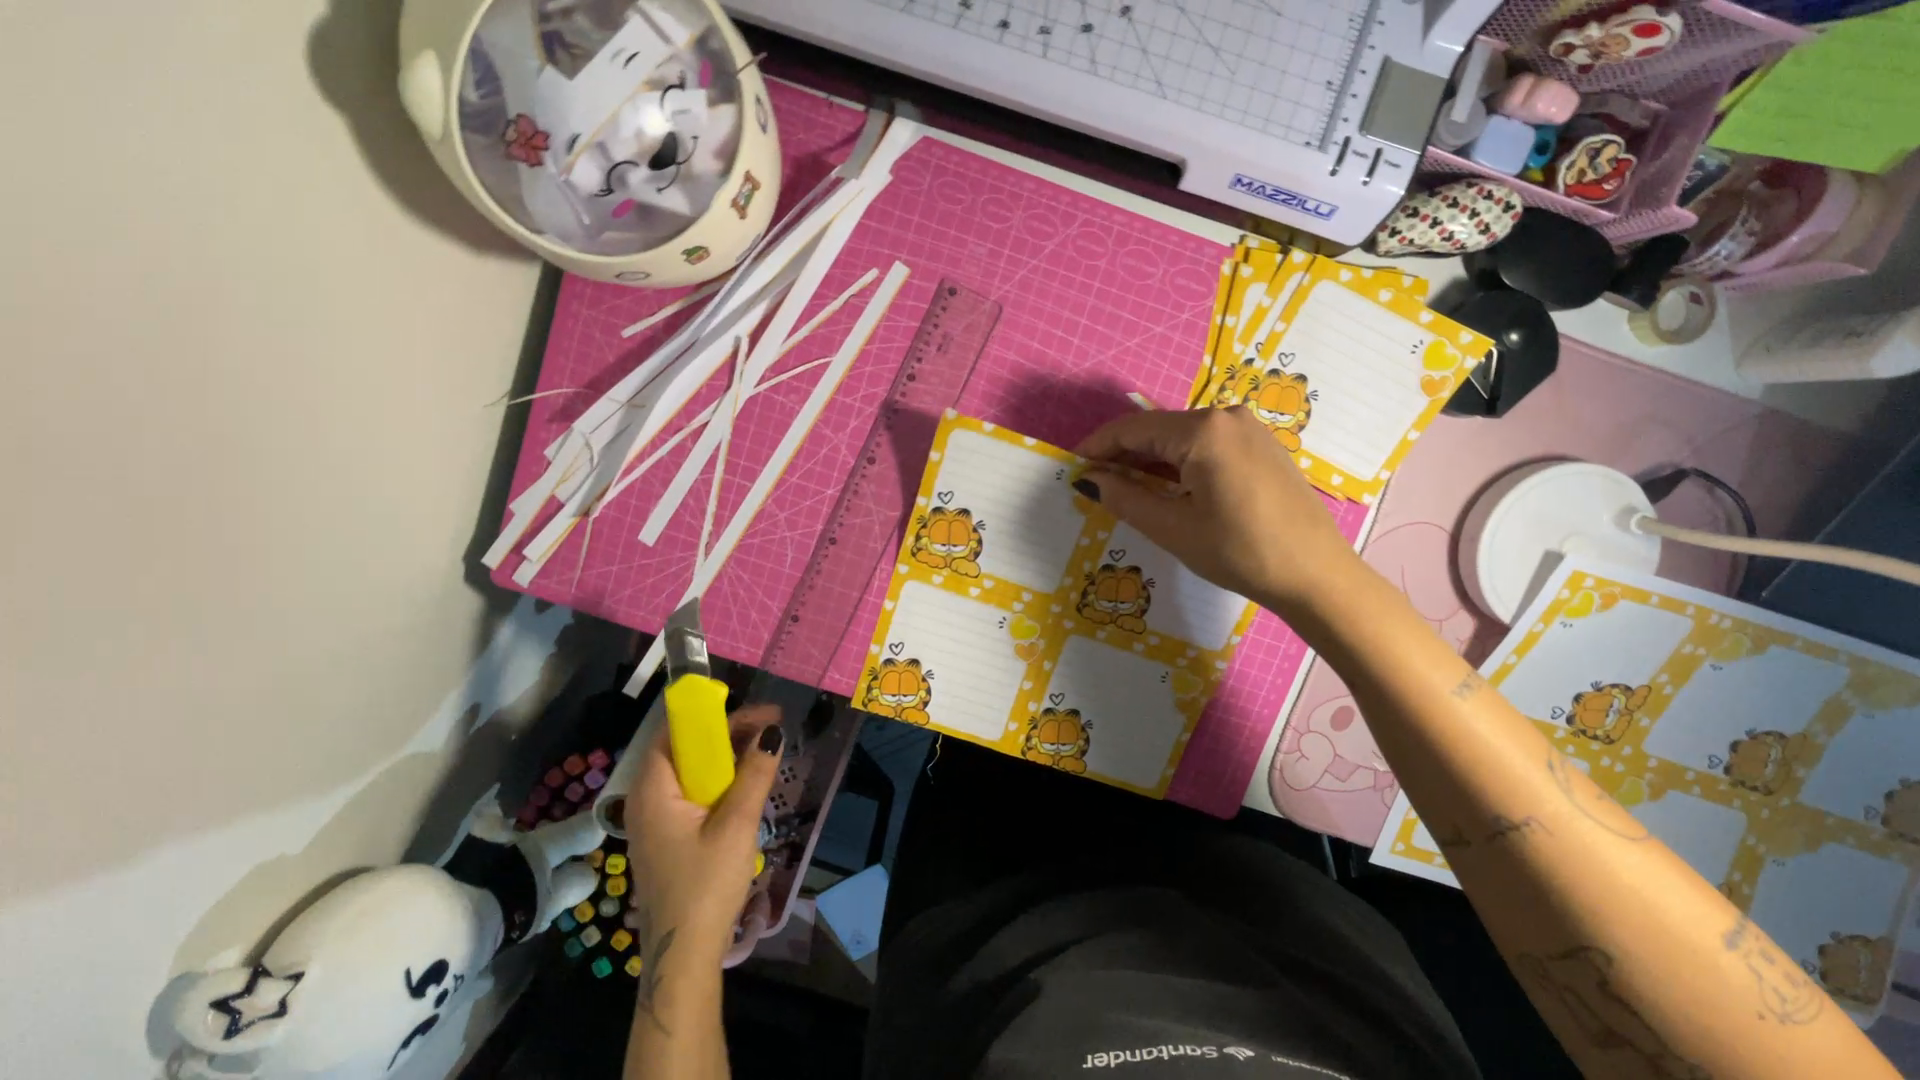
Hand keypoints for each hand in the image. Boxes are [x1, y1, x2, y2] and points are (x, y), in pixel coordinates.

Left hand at [624, 704, 782, 964]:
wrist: (683, 954)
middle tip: (768, 730)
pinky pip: (688, 797)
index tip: (757, 711)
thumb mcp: (737, 825)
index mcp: (652, 790)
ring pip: (687, 775)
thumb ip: (754, 774)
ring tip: (761, 754)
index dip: (714, 714)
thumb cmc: (706, 885)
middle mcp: (643, 801)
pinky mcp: (664, 841)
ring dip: (723, 760)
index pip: (674, 731)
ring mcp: (651, 823)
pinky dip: (715, 784)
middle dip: (724, 734)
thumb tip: (772, 732)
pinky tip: (742, 790)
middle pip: (681, 750)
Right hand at [1074, 406, 1361, 615]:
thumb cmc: (1239, 552)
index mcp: (1202, 431)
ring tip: (1129, 491)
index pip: (1133, 428)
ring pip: (1183, 438)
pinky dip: (1182, 463)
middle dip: (1125, 455)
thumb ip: (1125, 497)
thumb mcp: (1173, 528)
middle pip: (1159, 429)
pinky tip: (1171, 490)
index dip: (1098, 447)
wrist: (1315, 574)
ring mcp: (1250, 430)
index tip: (1072, 467)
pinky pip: (1209, 446)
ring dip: (1153, 460)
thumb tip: (1090, 479)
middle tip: (1097, 485)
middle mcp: (1226, 416)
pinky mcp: (1263, 447)